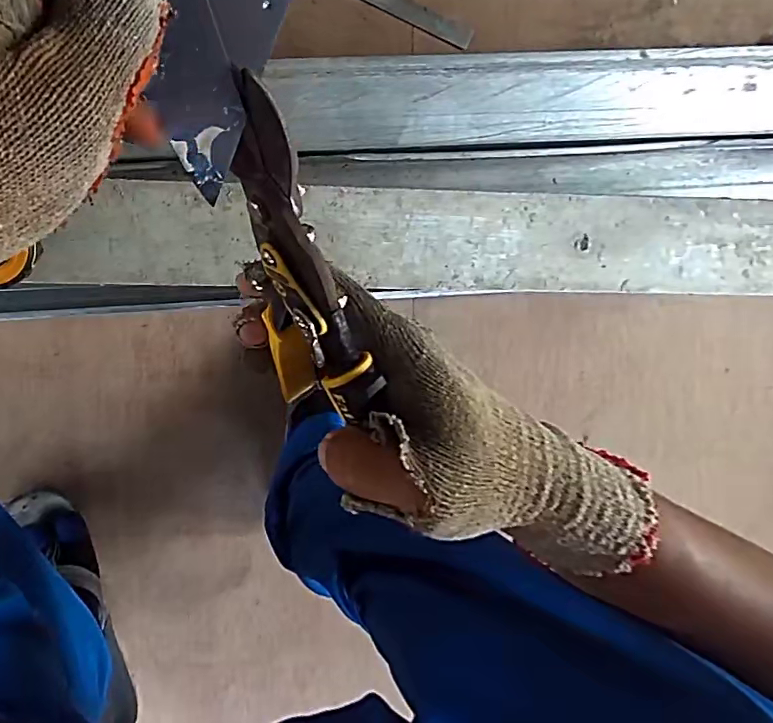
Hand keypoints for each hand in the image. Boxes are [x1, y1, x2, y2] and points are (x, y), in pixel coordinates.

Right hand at [238, 269, 657, 575]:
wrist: (530, 480)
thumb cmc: (483, 477)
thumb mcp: (432, 489)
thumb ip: (376, 472)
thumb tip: (324, 448)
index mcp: (400, 348)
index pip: (340, 296)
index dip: (294, 283)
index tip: (255, 282)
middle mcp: (390, 340)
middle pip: (323, 306)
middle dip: (278, 306)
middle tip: (242, 325)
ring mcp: (387, 357)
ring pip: (325, 327)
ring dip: (284, 326)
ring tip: (249, 338)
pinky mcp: (385, 376)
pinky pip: (334, 351)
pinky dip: (300, 348)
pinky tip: (277, 360)